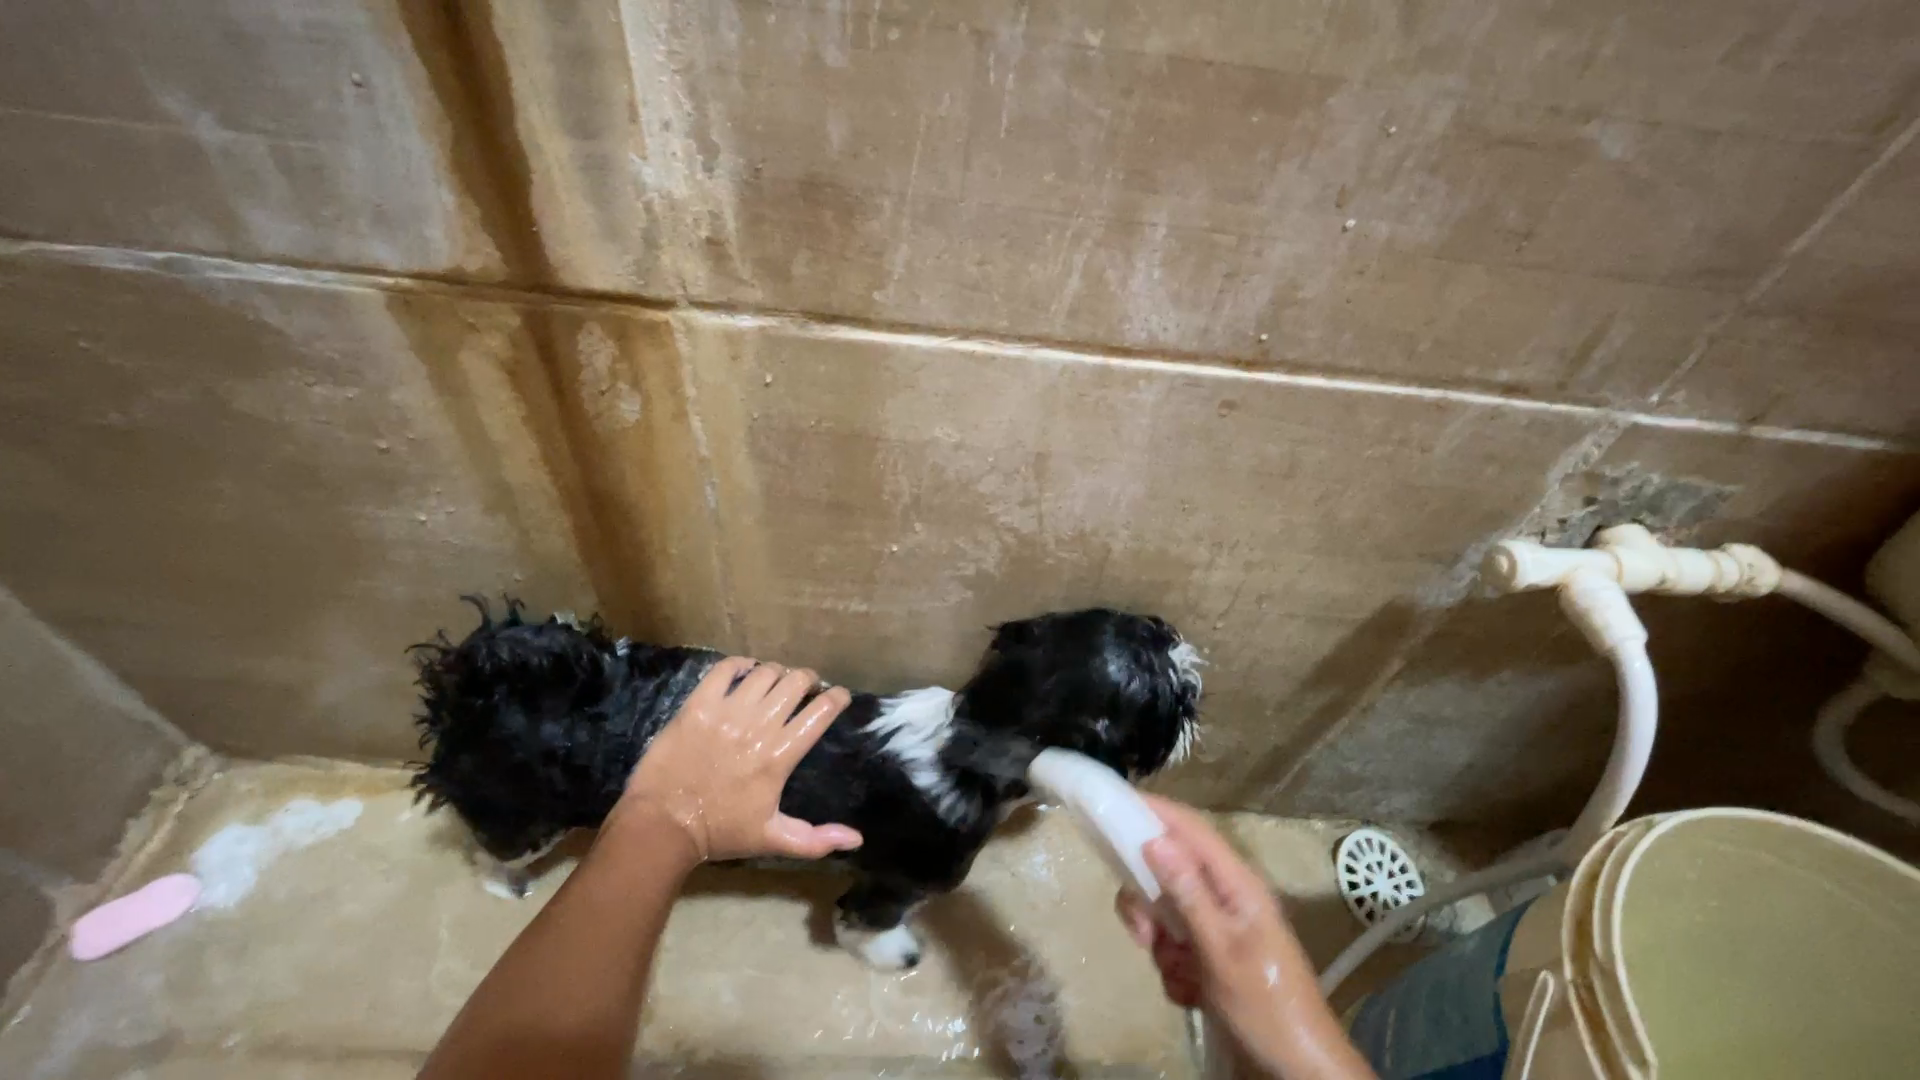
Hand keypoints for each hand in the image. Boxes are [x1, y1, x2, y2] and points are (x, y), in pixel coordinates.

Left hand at [620, 658, 862, 861]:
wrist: (662, 824)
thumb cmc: (720, 833)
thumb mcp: (773, 839)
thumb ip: (816, 839)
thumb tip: (857, 839)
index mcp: (780, 755)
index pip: (820, 713)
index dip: (836, 697)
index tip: (839, 695)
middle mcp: (759, 726)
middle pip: (796, 682)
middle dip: (808, 680)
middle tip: (806, 687)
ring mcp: (726, 712)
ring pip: (764, 672)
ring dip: (776, 673)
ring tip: (775, 681)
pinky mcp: (698, 705)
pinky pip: (725, 669)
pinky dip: (739, 665)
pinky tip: (744, 671)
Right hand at [1116, 795, 1348, 1075]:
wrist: (1299, 1069)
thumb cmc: (1266, 1005)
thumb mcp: (1222, 951)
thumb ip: (1188, 893)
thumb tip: (1154, 839)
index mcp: (1236, 883)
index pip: (1189, 828)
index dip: (1153, 810)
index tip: (1112, 804)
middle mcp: (1226, 895)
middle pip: (1167, 870)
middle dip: (1147, 902)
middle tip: (1144, 934)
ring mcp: (1218, 926)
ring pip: (1165, 912)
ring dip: (1161, 944)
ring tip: (1180, 974)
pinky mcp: (1211, 955)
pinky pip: (1173, 945)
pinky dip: (1173, 968)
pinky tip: (1191, 992)